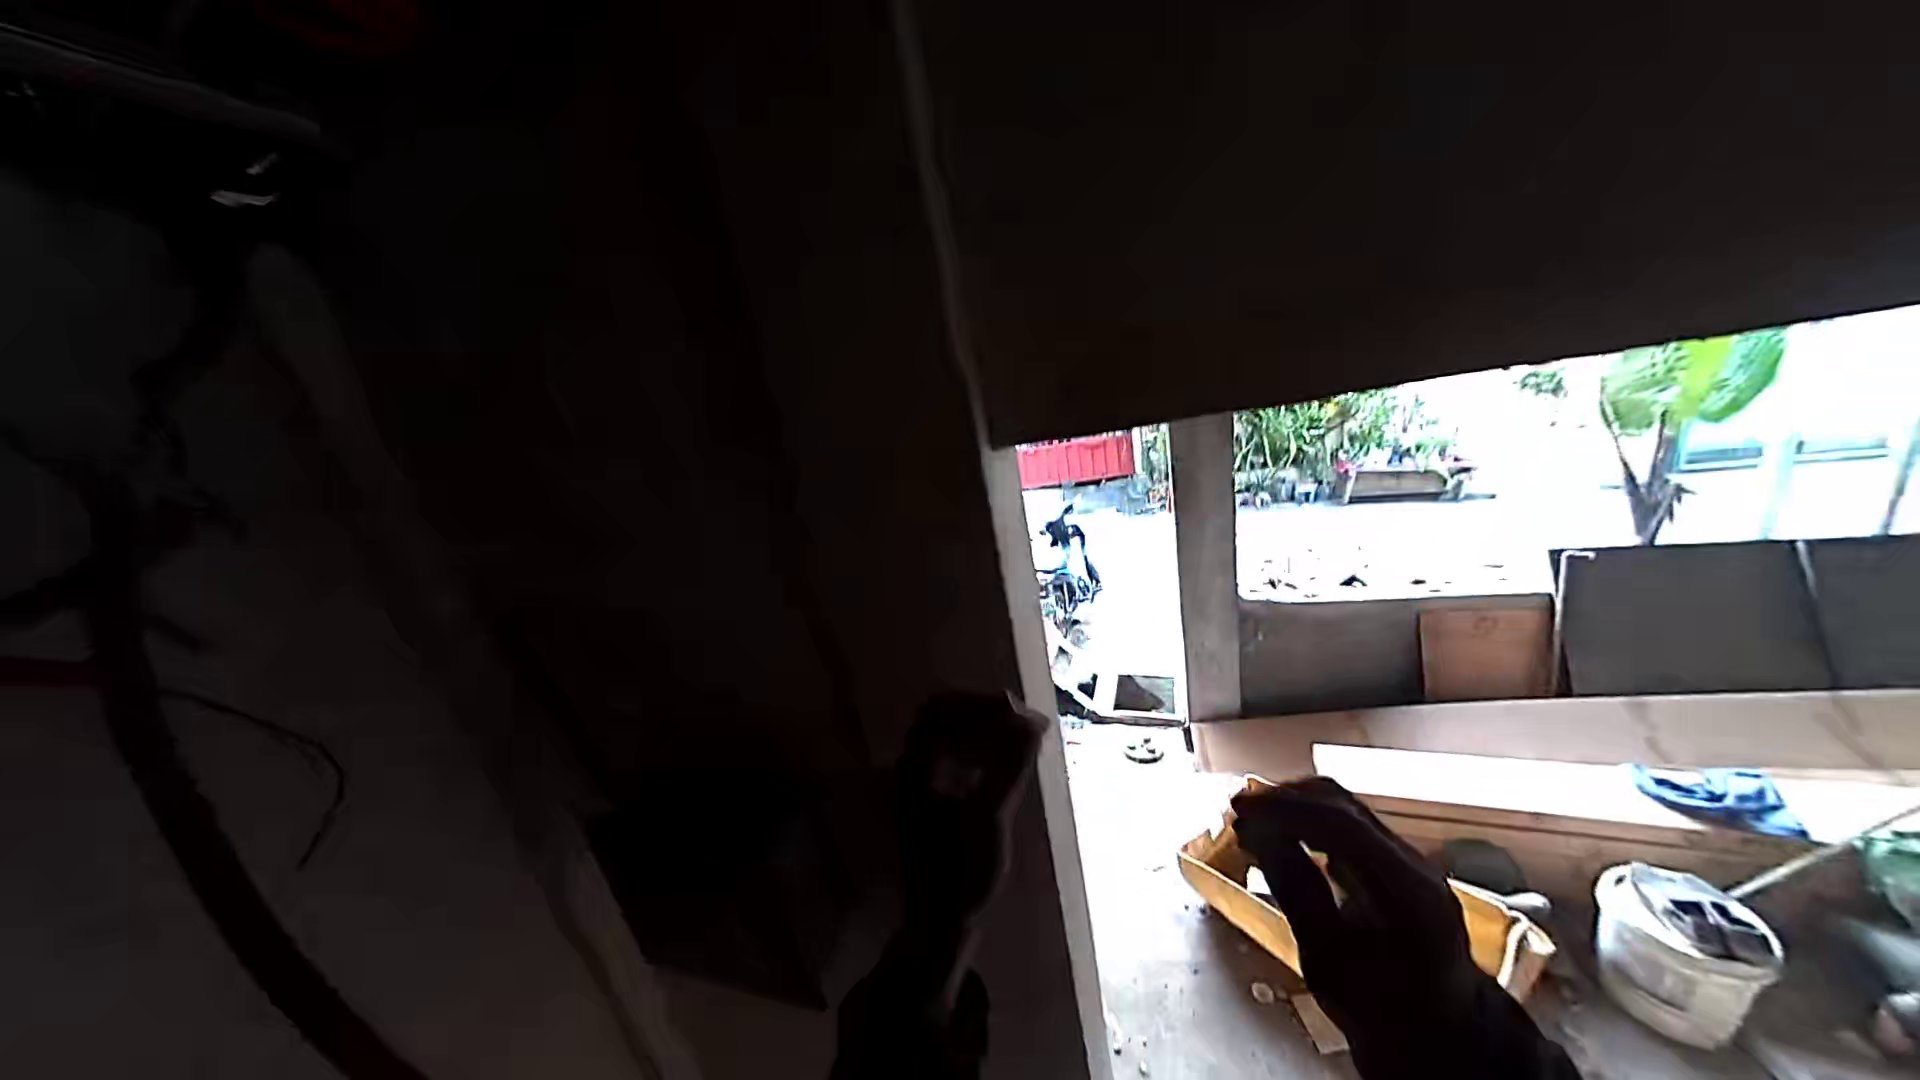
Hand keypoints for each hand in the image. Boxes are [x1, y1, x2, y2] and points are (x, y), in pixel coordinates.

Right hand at [1231, 778, 1576, 1078]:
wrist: (1441, 1039)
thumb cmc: (1383, 1013)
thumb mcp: (1328, 962)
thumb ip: (1296, 891)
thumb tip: (1257, 833)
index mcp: (1409, 893)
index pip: (1340, 824)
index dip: (1282, 808)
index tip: (1240, 808)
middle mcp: (1416, 866)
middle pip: (1342, 805)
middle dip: (1284, 800)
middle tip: (1240, 811)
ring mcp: (1410, 861)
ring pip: (1344, 807)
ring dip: (1294, 805)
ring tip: (1253, 819)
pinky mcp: (1396, 863)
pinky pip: (1347, 823)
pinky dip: (1307, 818)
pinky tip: (1281, 831)